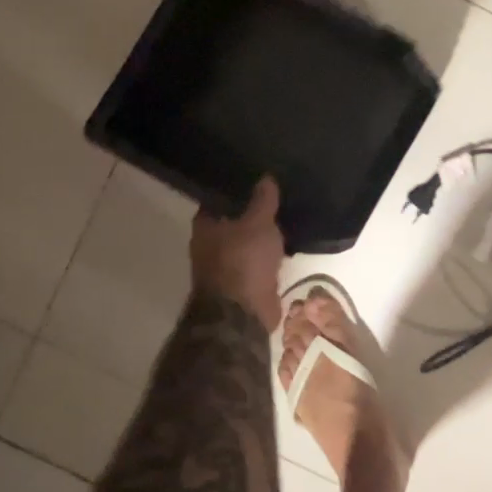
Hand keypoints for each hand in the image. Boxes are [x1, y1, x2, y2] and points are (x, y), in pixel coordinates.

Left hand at [190, 176, 285, 331]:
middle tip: (276, 195)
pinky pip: (257, 261)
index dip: (236, 186)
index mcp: (204, 225)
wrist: (242, 314)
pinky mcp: (242, 283)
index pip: (218, 197)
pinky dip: (269, 254)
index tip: (256, 176)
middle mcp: (209, 244)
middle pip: (232, 220)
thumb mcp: (258, 222)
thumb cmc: (243, 260)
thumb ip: (263, 199)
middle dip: (252, 211)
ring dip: (262, 235)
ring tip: (285, 217)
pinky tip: (286, 244)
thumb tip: (265, 177)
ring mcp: (225, 266)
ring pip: (246, 242)